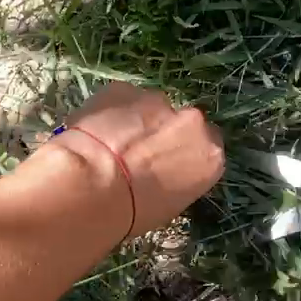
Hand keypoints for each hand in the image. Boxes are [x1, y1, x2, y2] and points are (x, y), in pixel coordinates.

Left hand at [55, 82, 224, 236]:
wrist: (91, 186)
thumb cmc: (131, 212)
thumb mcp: (167, 205)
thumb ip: (174, 179)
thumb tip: (158, 174)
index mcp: (210, 155)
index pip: (206, 148)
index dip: (183, 154)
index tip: (165, 165)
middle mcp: (191, 122)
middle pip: (181, 122)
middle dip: (162, 134)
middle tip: (136, 155)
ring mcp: (157, 100)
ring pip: (149, 108)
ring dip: (135, 122)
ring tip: (109, 146)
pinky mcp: (123, 88)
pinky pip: (120, 100)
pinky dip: (110, 113)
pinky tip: (93, 134)